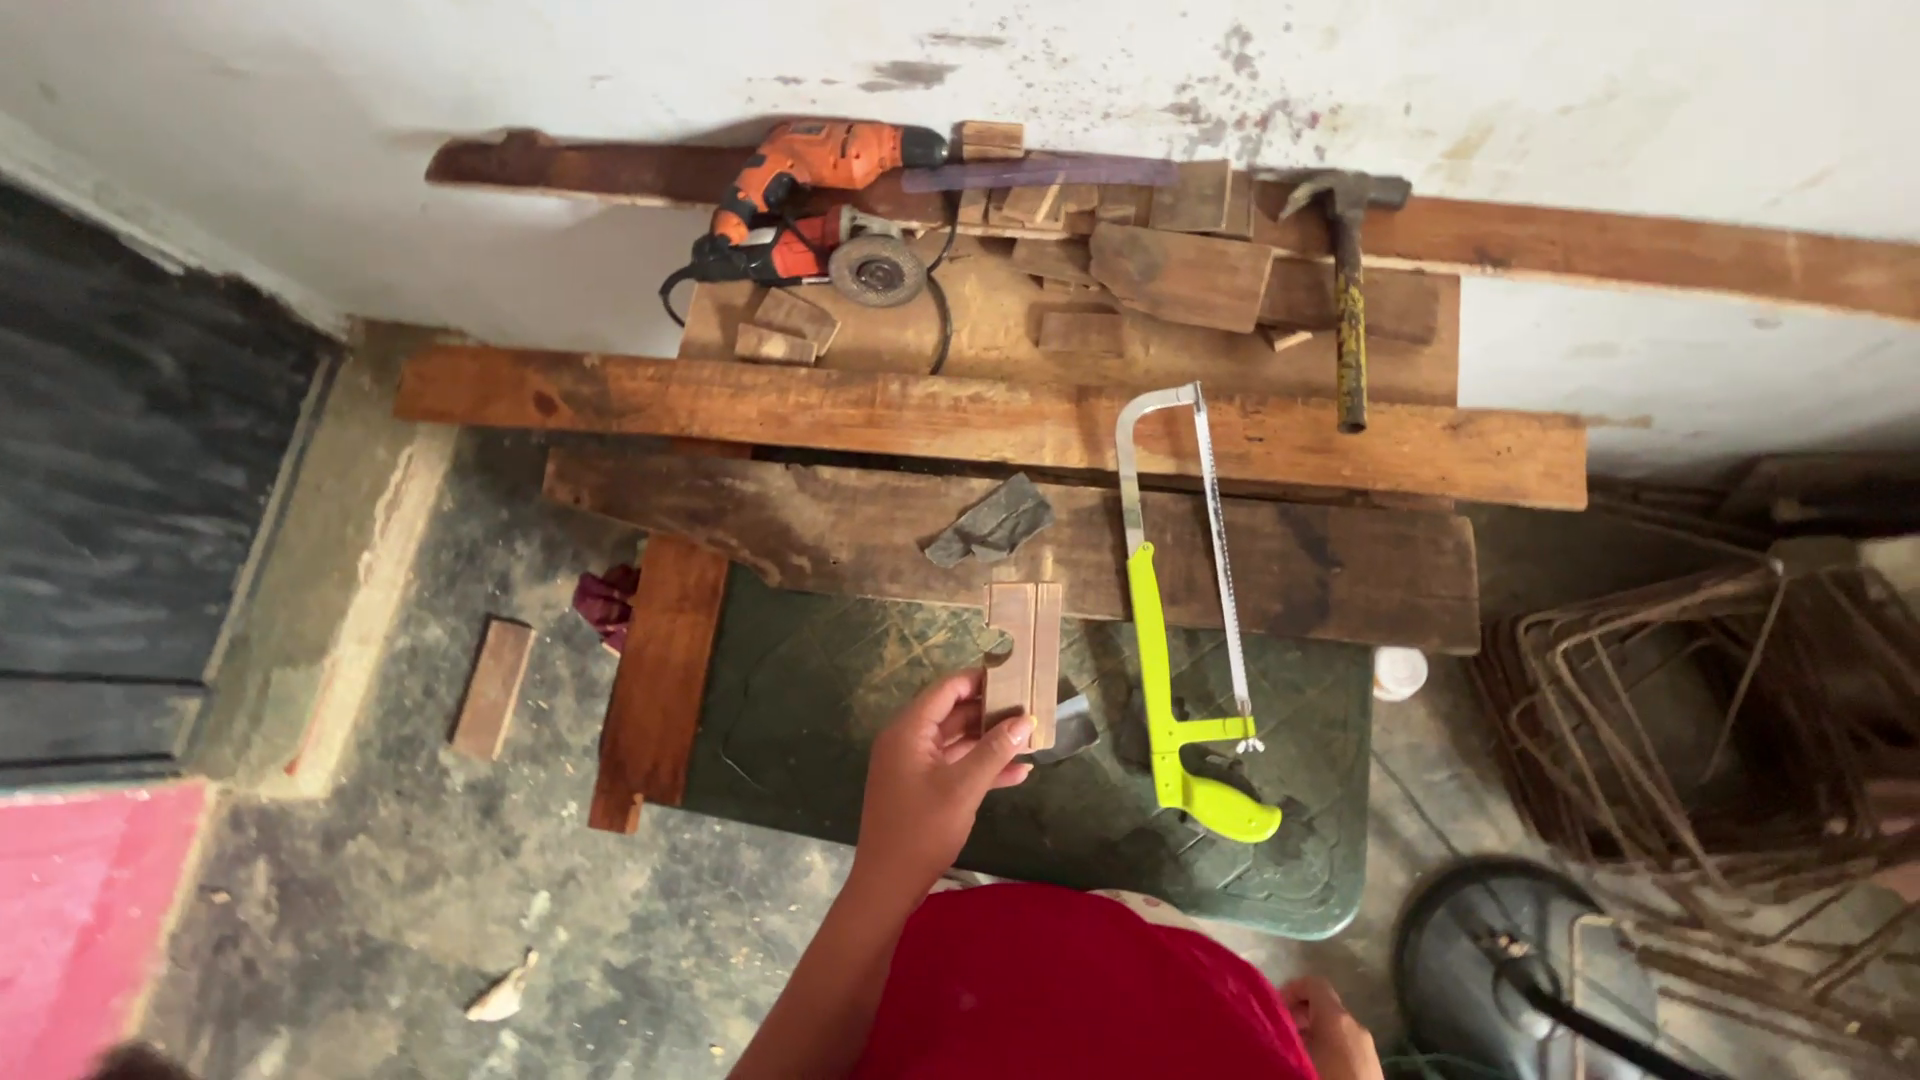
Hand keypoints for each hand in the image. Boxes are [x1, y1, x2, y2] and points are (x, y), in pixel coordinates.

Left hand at [853, 669, 1032, 895]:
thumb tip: (1024, 720)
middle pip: (952, 713)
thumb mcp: (963, 788)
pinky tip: (1018, 773)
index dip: (979, 680)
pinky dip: (981, 767)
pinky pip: (954, 766)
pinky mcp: (921, 787)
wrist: (887, 885)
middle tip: (1030, 708)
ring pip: (957, 741)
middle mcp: (907, 740)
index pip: (946, 690)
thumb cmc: (922, 830)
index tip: (1014, 675)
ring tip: (1031, 738)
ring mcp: (913, 765)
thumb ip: (994, 751)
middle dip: (991, 712)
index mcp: (908, 730)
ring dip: (991, 741)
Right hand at [1280, 976, 1382, 1079]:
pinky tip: (1317, 1070)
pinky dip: (1328, 1050)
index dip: (1291, 989)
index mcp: (1337, 1017)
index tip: (1275, 1010)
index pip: (1313, 983)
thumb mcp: (1297, 1055)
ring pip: (1334, 1028)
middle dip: (1299, 1014)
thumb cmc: (1325, 1078)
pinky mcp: (1374, 1069)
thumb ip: (1281, 1034)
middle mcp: (1356, 1026)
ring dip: (1313, 1034)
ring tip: (1296, 1056)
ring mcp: (1368, 1049)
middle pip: (1324, 1005)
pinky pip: (1346, 1046)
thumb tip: (1265, 1026)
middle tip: (1281, 1034)